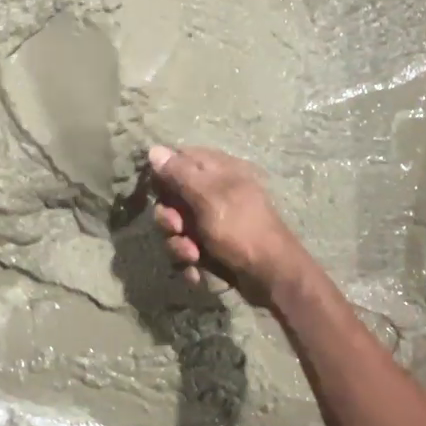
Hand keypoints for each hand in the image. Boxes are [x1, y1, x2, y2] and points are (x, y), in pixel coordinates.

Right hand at [148, 145, 305, 299]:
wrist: (270, 276)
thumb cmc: (241, 229)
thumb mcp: (208, 197)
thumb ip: (179, 173)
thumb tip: (154, 149)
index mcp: (219, 171)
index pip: (180, 159)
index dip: (164, 175)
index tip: (160, 191)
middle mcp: (214, 192)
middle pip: (172, 197)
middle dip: (169, 218)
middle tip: (178, 228)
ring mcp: (213, 221)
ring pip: (177, 227)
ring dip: (178, 244)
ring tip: (193, 256)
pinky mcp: (212, 246)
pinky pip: (187, 248)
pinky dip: (189, 261)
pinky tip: (197, 271)